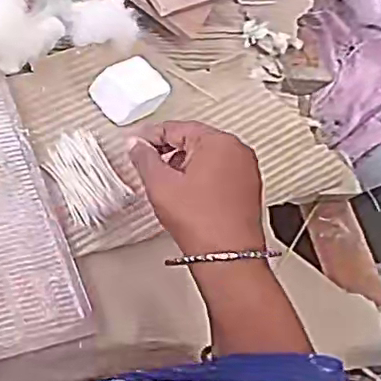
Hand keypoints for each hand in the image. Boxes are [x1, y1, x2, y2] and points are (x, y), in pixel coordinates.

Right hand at [124, 121, 266, 256]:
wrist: (225, 253)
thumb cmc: (200, 219)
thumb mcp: (159, 183)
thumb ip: (143, 157)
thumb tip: (136, 144)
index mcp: (217, 142)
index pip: (175, 127)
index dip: (149, 136)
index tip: (134, 144)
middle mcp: (237, 150)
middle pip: (192, 138)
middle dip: (166, 150)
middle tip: (145, 162)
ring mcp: (245, 168)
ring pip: (204, 155)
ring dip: (181, 163)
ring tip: (164, 181)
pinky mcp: (246, 185)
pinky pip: (216, 169)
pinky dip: (197, 174)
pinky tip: (183, 192)